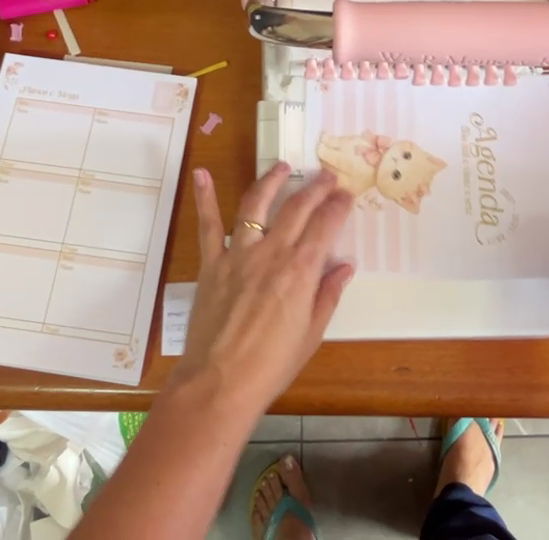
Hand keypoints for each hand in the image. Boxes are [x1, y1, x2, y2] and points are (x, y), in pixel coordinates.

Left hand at [174, 163, 355, 416]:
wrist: (220, 382)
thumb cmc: (271, 365)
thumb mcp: (311, 333)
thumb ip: (328, 295)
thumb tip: (345, 266)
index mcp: (300, 271)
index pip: (325, 225)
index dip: (338, 205)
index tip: (346, 194)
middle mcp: (272, 253)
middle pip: (297, 207)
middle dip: (315, 187)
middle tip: (326, 175)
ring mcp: (239, 254)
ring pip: (256, 204)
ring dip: (271, 180)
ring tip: (282, 166)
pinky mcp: (212, 262)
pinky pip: (208, 225)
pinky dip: (204, 198)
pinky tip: (202, 174)